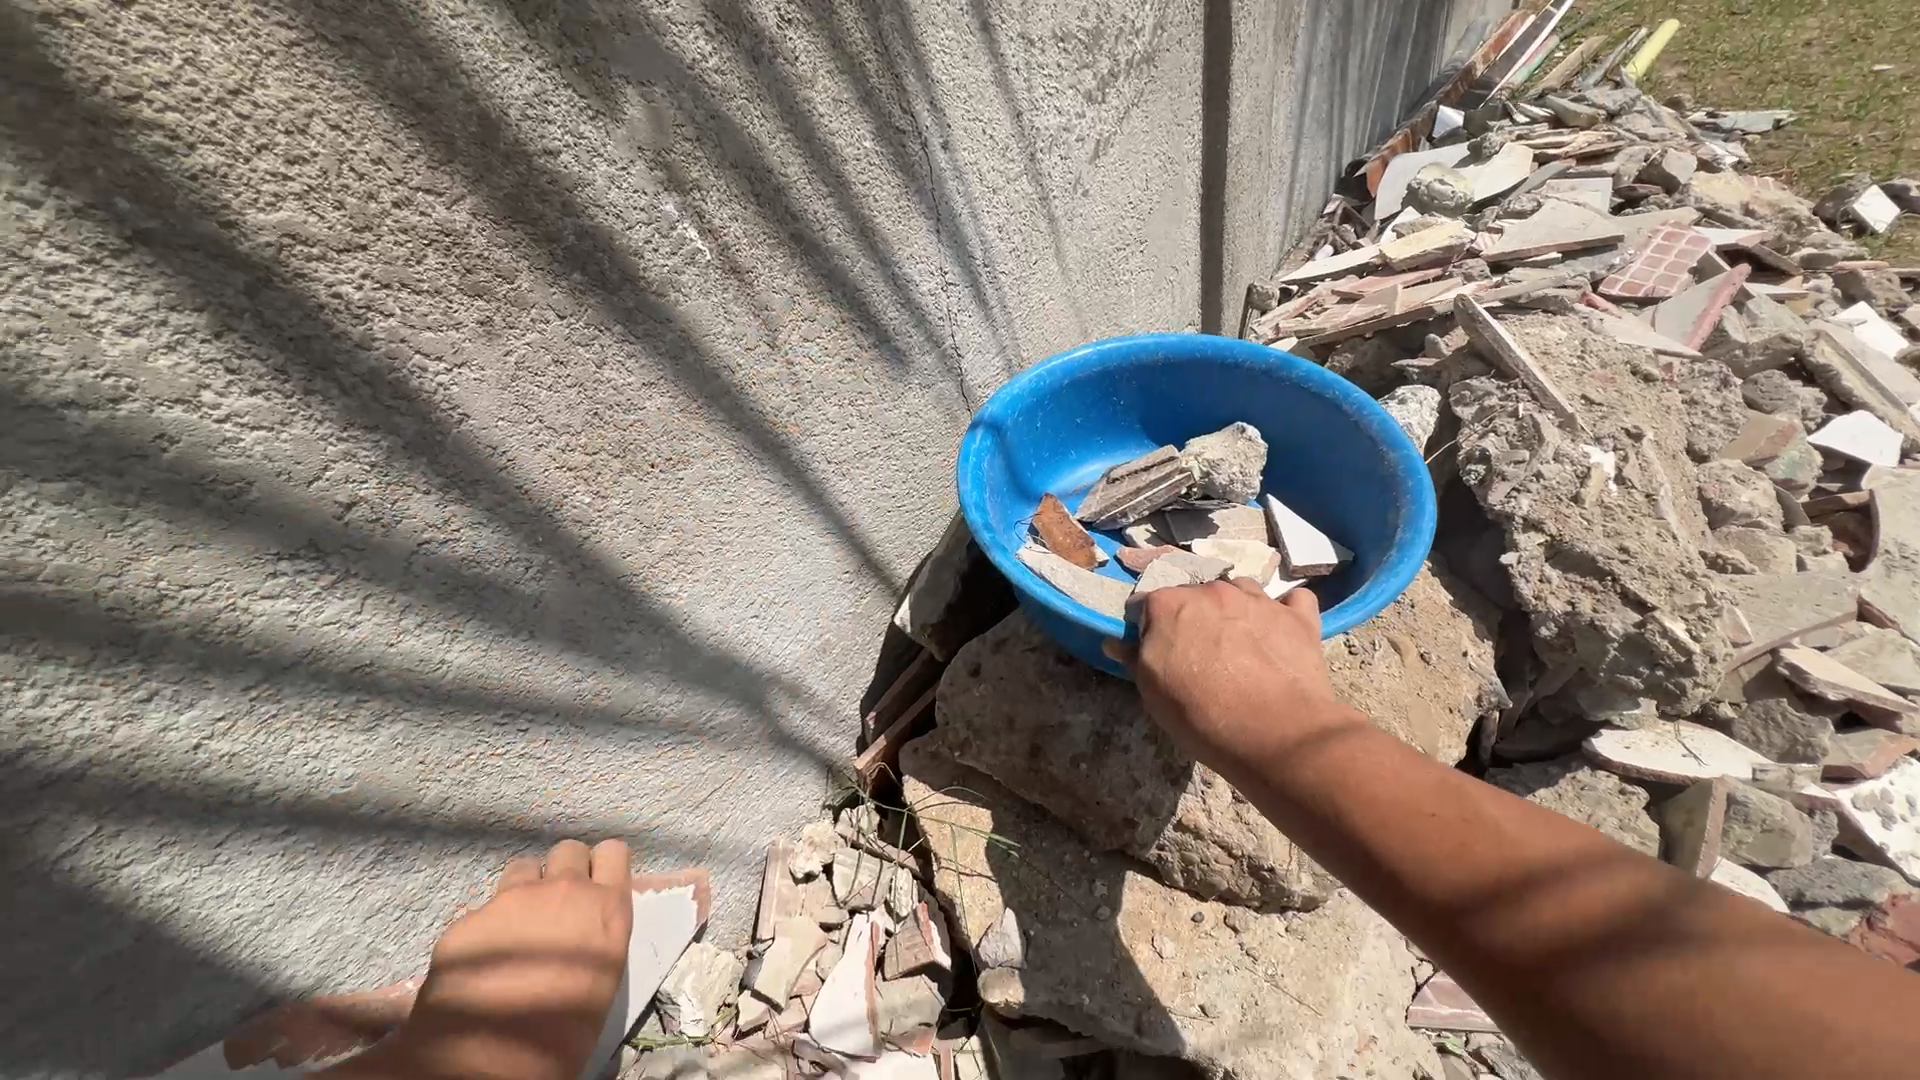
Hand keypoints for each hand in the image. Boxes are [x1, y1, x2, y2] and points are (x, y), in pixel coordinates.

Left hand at [328, 839, 632, 1079]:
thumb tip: (585, 923)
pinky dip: (484, 928)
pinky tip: (481, 960)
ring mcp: (513, 900)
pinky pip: (483, 909)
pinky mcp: (469, 920)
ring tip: (516, 925)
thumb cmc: (563, 1032)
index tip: (595, 885)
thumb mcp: (603, 974)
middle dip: (562, 871)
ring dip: (524, 889)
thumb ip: (598, 930)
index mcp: (605, 908)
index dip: (602, 866)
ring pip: (523, 867)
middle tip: (554, 905)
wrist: (490, 1061)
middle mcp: (564, 891)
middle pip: (567, 850)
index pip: (613, 851)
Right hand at [1105, 580, 1362, 780]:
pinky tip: (1282, 630)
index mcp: (1169, 604)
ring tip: (1240, 643)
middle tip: (1199, 654)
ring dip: (1235, 609)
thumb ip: (1134, 659)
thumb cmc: (1200, 714)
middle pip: (1195, 594)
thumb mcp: (1152, 692)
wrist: (1275, 734)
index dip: (1149, 629)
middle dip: (1193, 616)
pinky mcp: (1298, 616)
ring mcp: (1259, 599)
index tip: (1157, 652)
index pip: (1148, 605)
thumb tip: (1117, 642)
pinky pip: (1292, 600)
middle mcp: (1212, 590)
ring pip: (1241, 590)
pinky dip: (1284, 611)